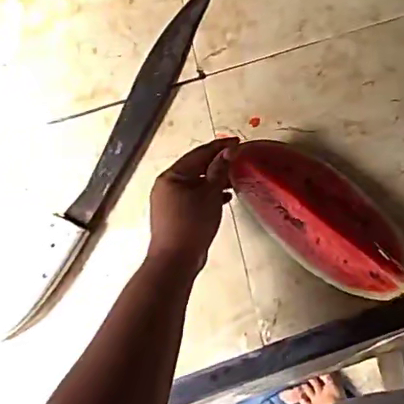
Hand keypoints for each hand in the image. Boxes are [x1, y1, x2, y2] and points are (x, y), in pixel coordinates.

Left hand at [147, 137, 237, 271]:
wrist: (175, 260)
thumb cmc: (191, 224)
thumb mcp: (210, 194)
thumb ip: (219, 170)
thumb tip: (228, 151)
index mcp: (171, 176)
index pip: (199, 154)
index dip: (219, 147)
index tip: (236, 142)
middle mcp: (166, 185)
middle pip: (195, 167)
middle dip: (217, 163)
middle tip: (237, 158)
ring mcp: (168, 200)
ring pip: (195, 182)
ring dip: (214, 179)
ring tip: (234, 177)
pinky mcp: (174, 214)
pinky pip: (193, 196)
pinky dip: (208, 194)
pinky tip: (224, 197)